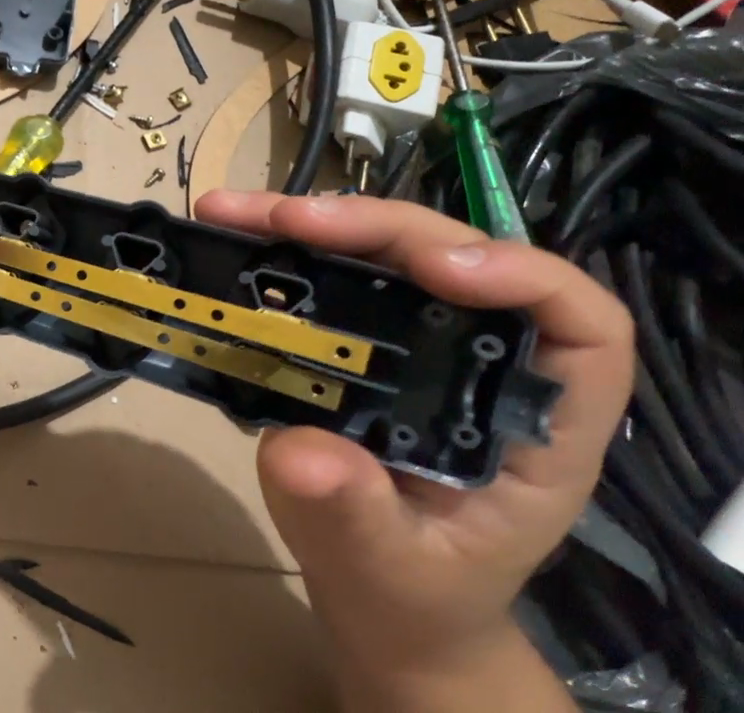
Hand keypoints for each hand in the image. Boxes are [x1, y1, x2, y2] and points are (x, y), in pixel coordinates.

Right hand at [194, 190, 633, 679]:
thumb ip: (354, 515)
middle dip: (373, 227)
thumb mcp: (385, 566)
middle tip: (283, 219)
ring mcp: (418, 347)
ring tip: (229, 212)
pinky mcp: (357, 344)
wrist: (380, 595)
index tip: (435, 266)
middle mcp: (484, 365)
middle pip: (458, 260)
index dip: (520, 276)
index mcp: (535, 425)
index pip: (578, 325)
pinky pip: (331, 280)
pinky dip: (281, 253)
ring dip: (310, 224)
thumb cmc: (410, 590)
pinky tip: (233, 242)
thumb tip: (301, 452)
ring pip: (387, 256)